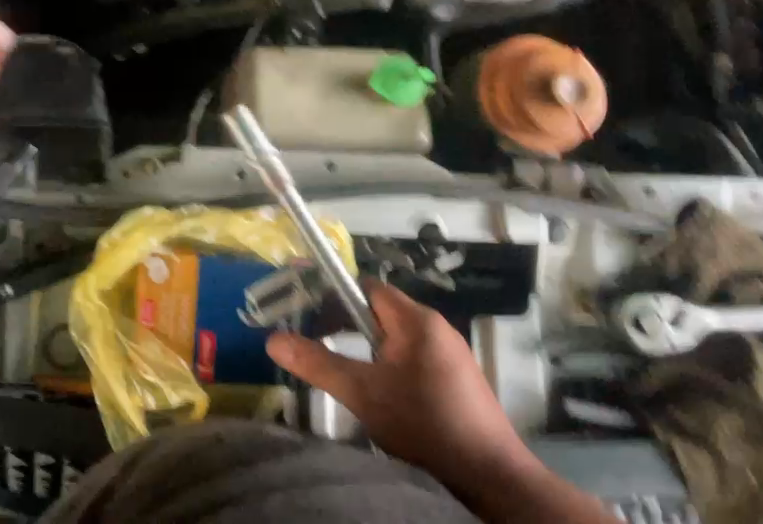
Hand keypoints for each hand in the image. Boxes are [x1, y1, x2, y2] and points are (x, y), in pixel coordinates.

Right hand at [267, 281, 530, 495]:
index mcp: (415, 319)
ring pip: (395, 336)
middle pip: (379, 310)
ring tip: (345, 370)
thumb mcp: (362, 393)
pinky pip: (413, 356)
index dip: (334, 295)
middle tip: (317, 343)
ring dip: (367, 348)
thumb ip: (317, 363)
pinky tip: (381, 392)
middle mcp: (436, 326)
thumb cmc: (423, 423)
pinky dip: (389, 365)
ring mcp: (450, 353)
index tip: (307, 313)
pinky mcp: (458, 378)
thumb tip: (273, 340)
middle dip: (346, 323)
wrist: (489, 474)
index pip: (366, 287)